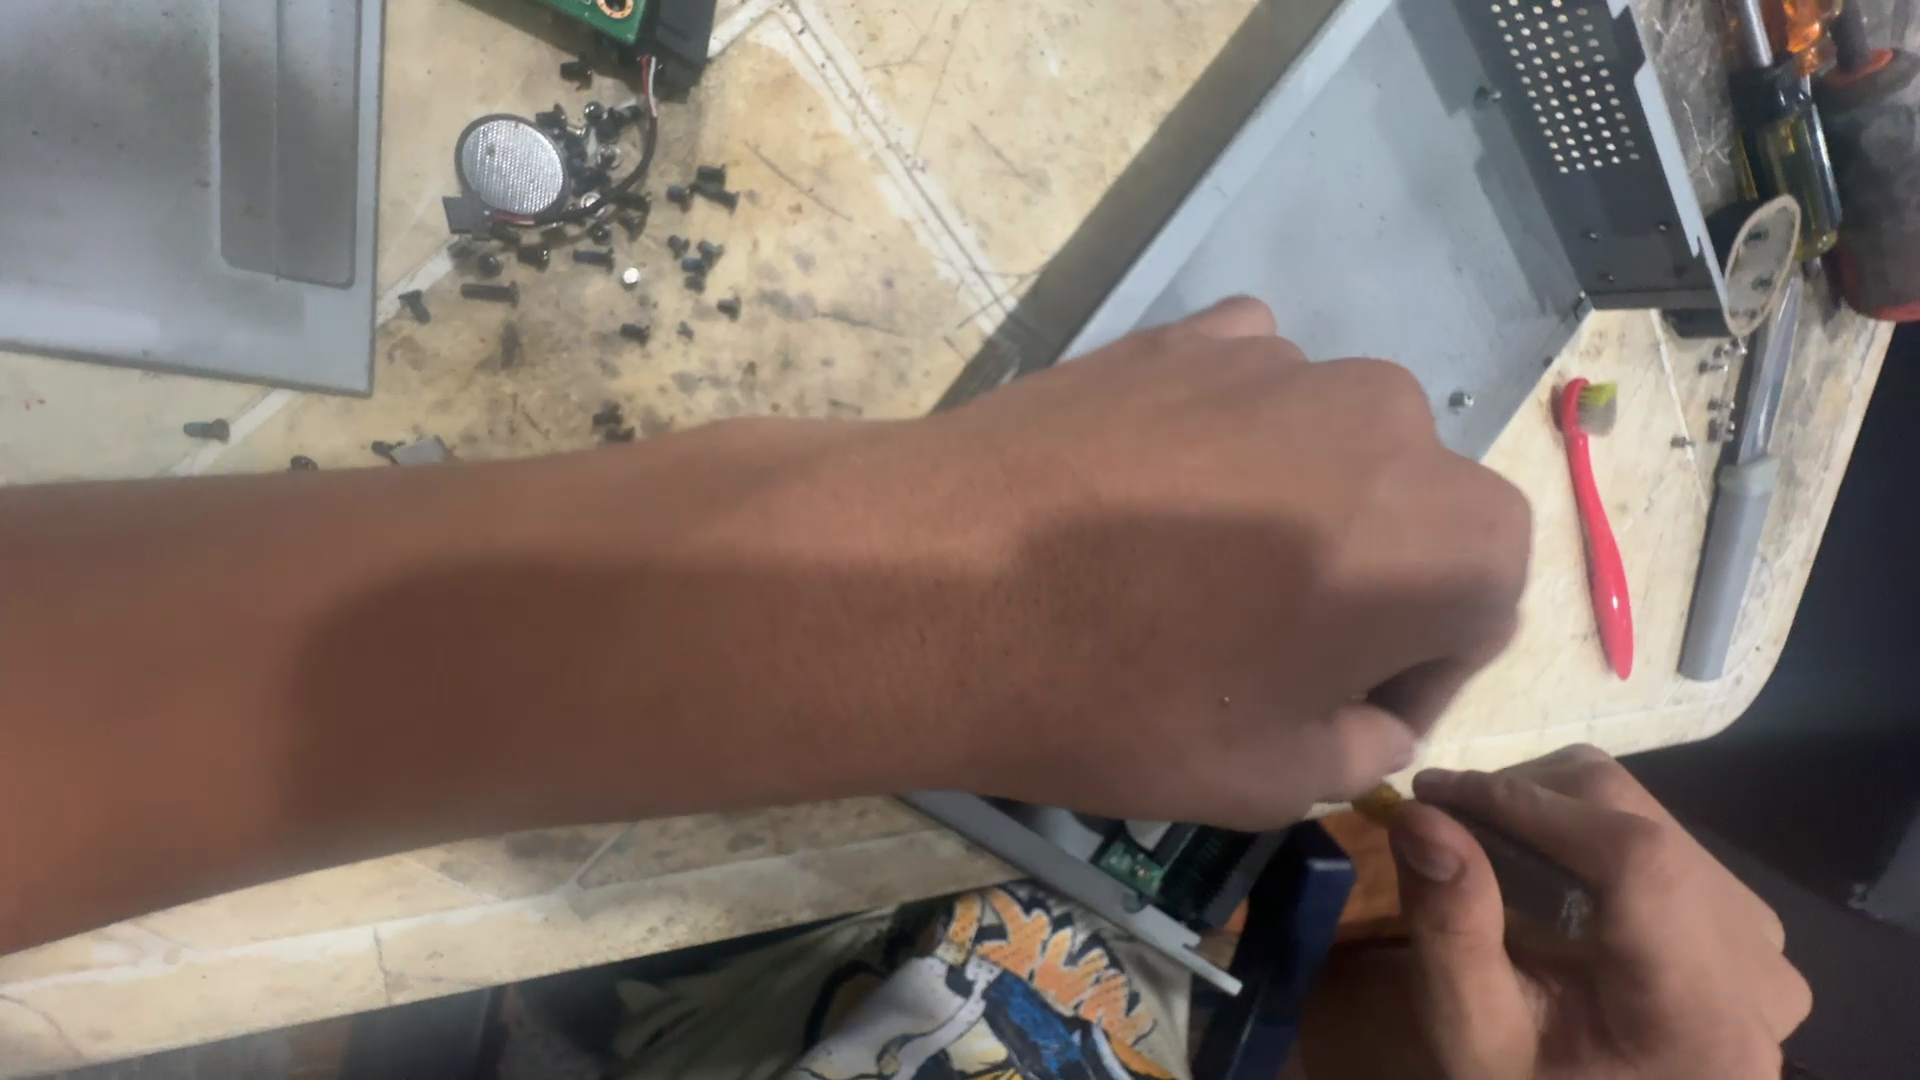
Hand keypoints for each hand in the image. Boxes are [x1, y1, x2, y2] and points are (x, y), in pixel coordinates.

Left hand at [859, 297, 1528, 826]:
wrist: (935, 586)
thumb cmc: (1114, 699)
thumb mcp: (1267, 779)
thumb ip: (1361, 741)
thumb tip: (1371, 707)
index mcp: (1445, 536)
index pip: (1476, 609)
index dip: (1409, 670)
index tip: (1333, 703)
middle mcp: (1383, 418)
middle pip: (1400, 515)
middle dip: (1351, 581)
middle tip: (1252, 637)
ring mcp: (1269, 358)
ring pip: (1317, 447)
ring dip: (1281, 504)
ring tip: (1179, 563)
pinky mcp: (1171, 336)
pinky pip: (1236, 386)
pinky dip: (1217, 437)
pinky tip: (1147, 487)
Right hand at [1317, 746, 1809, 1078]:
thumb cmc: (1525, 1079)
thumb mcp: (1465, 1026)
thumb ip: (1448, 924)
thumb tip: (1419, 813)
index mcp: (1700, 1010)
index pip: (1635, 857)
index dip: (1524, 803)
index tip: (1430, 794)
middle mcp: (1755, 962)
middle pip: (1626, 815)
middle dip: (1516, 799)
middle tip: (1443, 827)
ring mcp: (1755, 933)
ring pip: (1630, 803)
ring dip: (1536, 803)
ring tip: (1484, 849)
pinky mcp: (1735, 912)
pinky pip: (1641, 820)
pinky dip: (1565, 818)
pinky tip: (1534, 866)